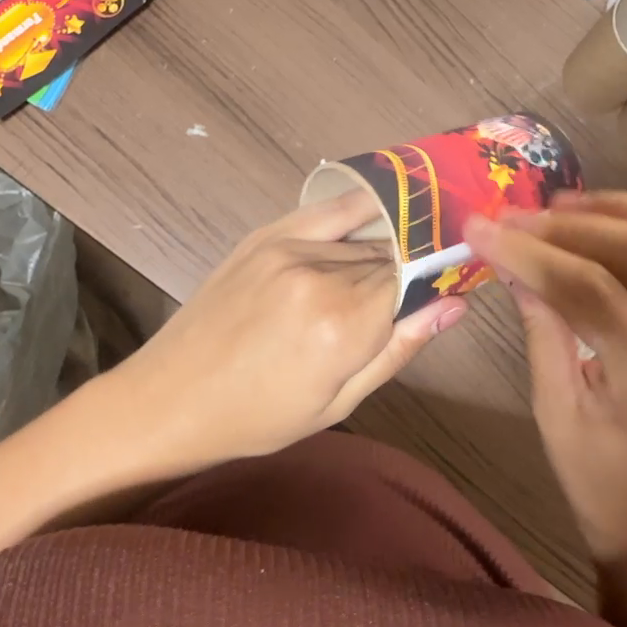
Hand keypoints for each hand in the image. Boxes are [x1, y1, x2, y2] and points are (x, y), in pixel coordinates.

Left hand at [102, 188, 467, 472]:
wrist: (171, 399)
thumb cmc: (259, 418)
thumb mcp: (337, 402)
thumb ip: (399, 348)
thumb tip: (456, 304)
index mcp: (342, 326)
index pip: (417, 282)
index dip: (439, 281)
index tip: (455, 286)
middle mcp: (320, 275)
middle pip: (394, 257)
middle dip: (414, 270)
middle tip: (427, 284)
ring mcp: (289, 247)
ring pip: (366, 237)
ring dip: (387, 251)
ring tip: (398, 264)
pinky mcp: (264, 235)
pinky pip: (331, 209)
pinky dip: (363, 208)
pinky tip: (383, 208)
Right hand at [464, 169, 626, 563]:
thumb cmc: (593, 474)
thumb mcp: (553, 410)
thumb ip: (542, 329)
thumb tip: (513, 260)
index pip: (592, 292)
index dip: (532, 254)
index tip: (483, 230)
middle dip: (574, 226)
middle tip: (520, 218)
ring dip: (626, 209)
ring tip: (568, 205)